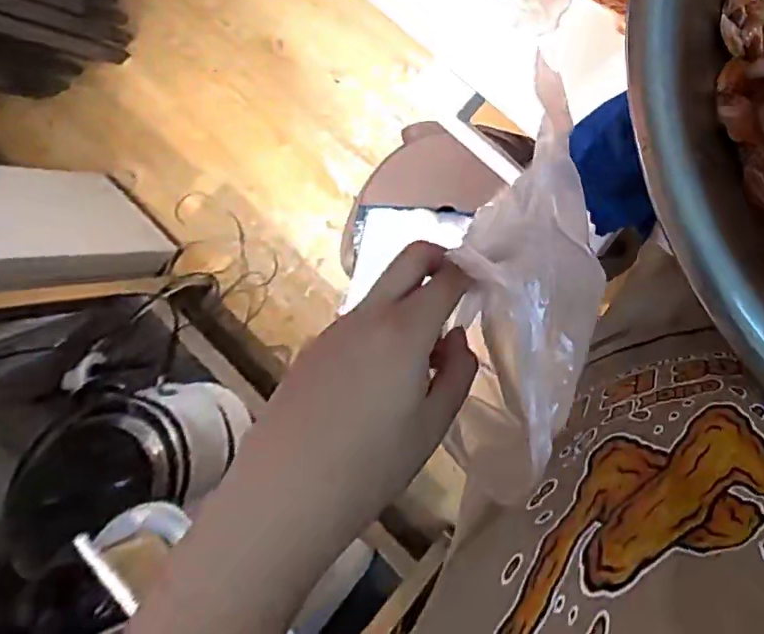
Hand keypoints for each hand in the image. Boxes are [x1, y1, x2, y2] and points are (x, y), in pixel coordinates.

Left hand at [132, 243, 475, 633]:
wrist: (275, 507)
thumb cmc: (370, 468)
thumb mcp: (434, 423)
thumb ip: (459, 369)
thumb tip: (455, 338)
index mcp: (406, 330)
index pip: (450, 275)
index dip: (474, 272)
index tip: (488, 285)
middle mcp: (370, 316)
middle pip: (412, 256)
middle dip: (443, 257)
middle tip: (461, 288)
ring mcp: (335, 331)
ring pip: (385, 290)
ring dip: (412, 299)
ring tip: (422, 359)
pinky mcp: (312, 352)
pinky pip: (361, 321)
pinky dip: (383, 327)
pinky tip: (380, 381)